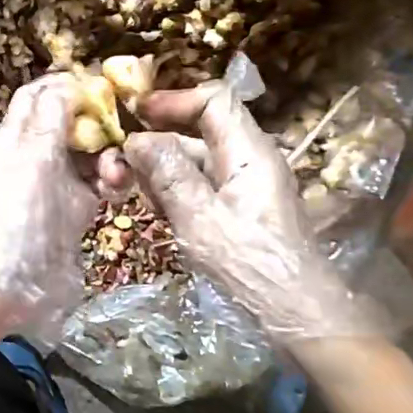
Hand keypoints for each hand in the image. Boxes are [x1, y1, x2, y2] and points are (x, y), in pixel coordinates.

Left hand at [0, 74, 118, 334]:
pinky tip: (119, 189)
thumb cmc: (11, 223)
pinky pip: (96, 185)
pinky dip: (112, 181)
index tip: (104, 85)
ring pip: (86, 154)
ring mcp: (52, 187)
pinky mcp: (70, 215)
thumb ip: (49, 118)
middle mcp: (32, 158)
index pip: (38, 95)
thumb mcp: (29, 161)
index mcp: (14, 139)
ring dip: (108, 153)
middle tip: (126, 126)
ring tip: (118, 169)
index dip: (67, 83)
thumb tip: (69, 83)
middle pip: (68, 123)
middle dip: (97, 121)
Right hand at [123, 83, 392, 343]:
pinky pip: (200, 186)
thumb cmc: (249, 264)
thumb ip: (167, 173)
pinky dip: (174, 193)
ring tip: (128, 193)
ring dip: (159, 172)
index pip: (213, 100)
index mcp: (248, 152)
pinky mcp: (239, 209)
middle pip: (196, 132)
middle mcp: (248, 160)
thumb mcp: (199, 218)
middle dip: (155, 145)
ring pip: (194, 162)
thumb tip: (137, 138)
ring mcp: (244, 185)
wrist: (295, 313)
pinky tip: (156, 213)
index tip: (135, 113)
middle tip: (117, 168)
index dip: (173, 100)